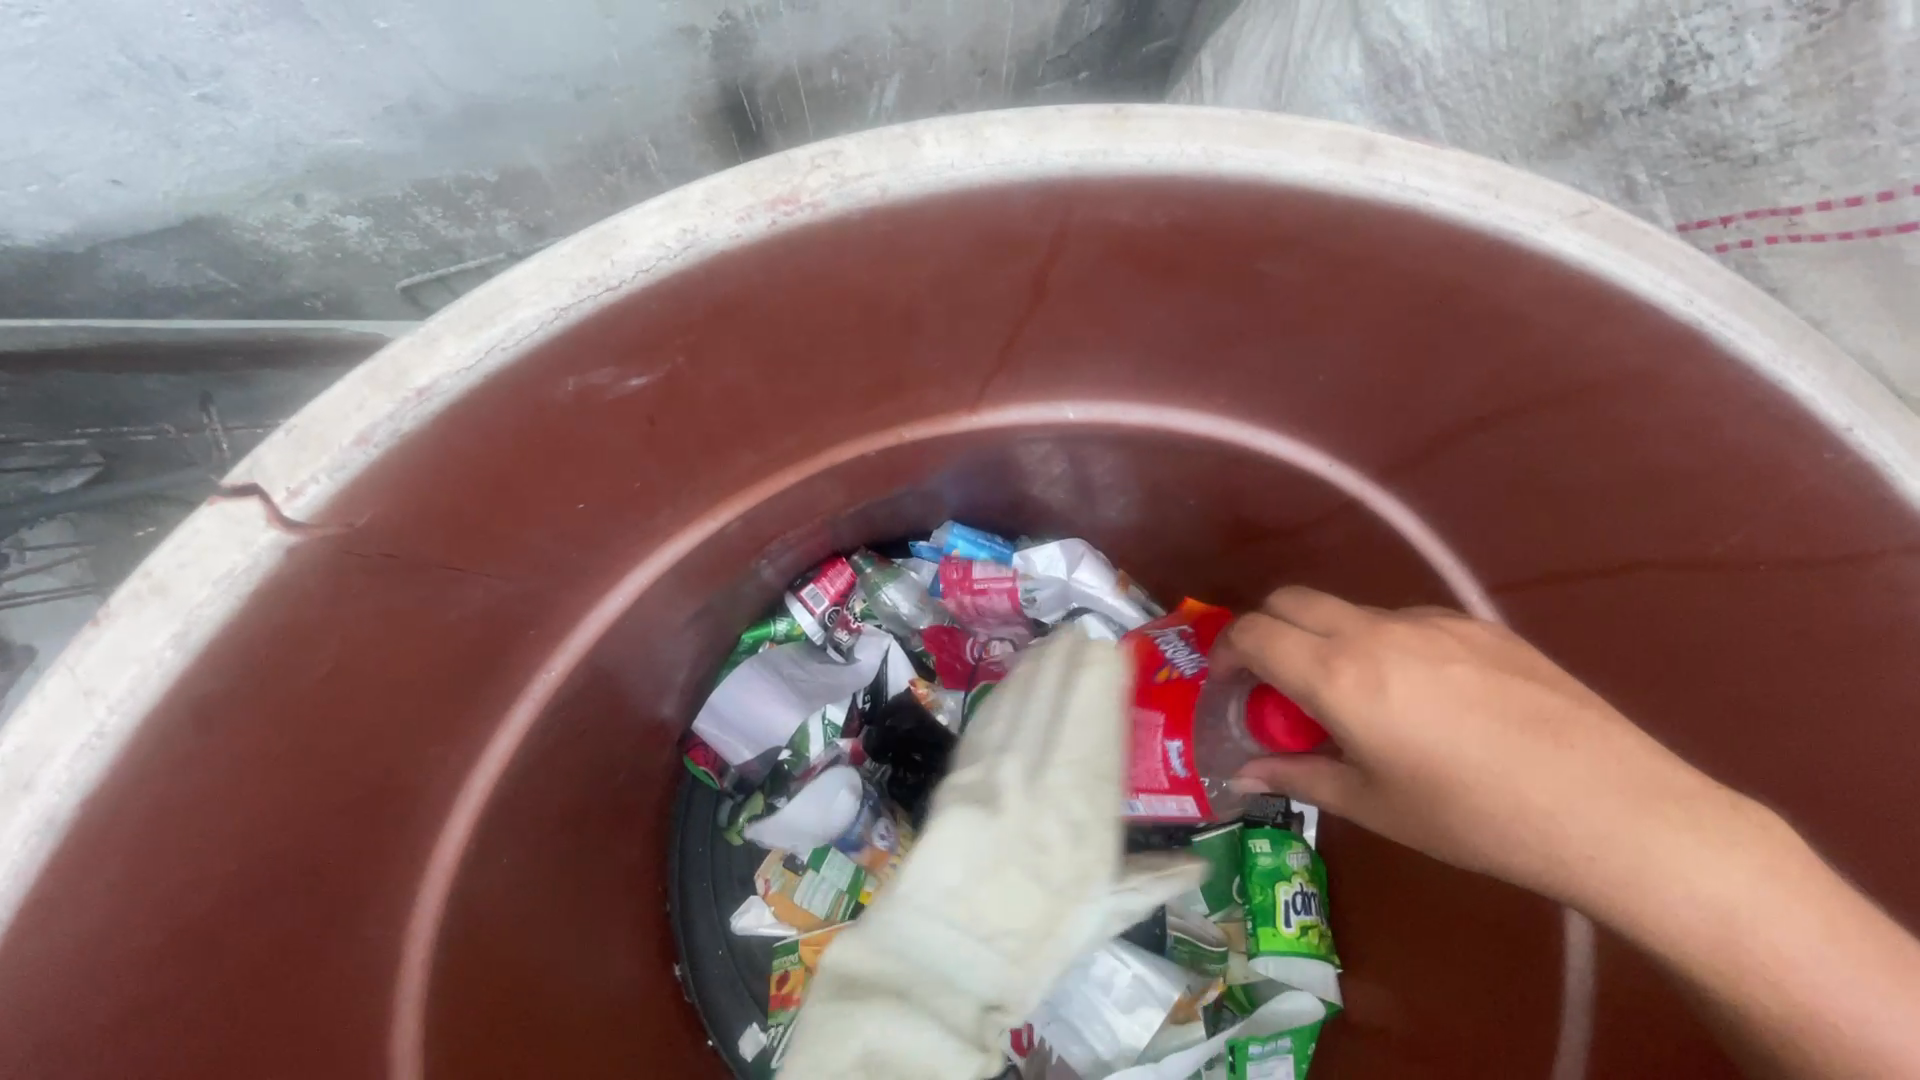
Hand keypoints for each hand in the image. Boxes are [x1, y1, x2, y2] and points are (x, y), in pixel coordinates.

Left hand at [781, 630, 1203, 1079]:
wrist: (952, 953)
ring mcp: (995, 768)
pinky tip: (1014, 677)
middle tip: (1084, 635)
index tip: (1112, 651)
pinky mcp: (957, 770)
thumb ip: (1155, 879)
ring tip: (1053, 645)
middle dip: (1073, 658)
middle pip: (1060, 696)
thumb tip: (1201, 864)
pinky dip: (1005, 690)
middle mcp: (1044, 774)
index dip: (1104, 679)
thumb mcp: (1107, 914)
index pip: (1100, 721)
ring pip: (1022, 697)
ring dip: (1039, 665)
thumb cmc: (1039, 940)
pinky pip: (988, 717)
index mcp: (1089, 808)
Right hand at [1216, 586, 1729, 908]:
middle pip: (1291, 600)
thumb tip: (1245, 773)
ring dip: (1325, 638)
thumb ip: (1299, 775)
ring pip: (1349, 610)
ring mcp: (1432, 622)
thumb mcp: (1374, 805)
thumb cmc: (1475, 819)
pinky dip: (1381, 644)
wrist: (1614, 809)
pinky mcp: (1479, 625)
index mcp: (1339, 676)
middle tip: (1275, 683)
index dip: (1227, 652)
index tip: (1227, 683)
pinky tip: (1422, 696)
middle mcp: (1375, 632)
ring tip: (1355, 698)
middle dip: (1266, 630)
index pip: (1254, 633)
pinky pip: (1405, 621)